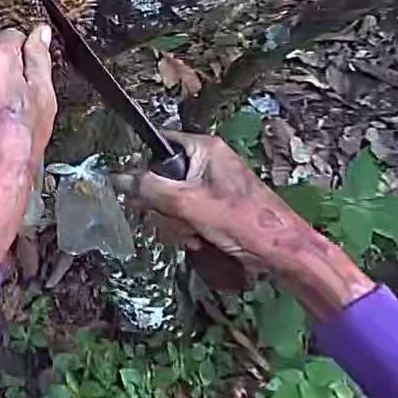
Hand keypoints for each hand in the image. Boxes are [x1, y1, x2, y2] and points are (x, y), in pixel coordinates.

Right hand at [117, 132, 374, 318]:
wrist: (282, 251)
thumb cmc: (239, 220)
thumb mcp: (186, 203)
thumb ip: (148, 188)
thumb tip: (115, 178)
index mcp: (203, 148)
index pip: (159, 146)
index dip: (146, 169)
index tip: (143, 193)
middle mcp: (208, 160)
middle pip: (163, 178)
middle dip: (166, 206)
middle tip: (178, 220)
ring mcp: (214, 184)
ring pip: (174, 200)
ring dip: (177, 222)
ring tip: (194, 234)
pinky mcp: (218, 205)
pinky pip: (189, 213)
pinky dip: (190, 228)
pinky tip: (201, 241)